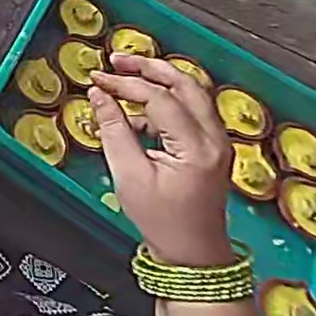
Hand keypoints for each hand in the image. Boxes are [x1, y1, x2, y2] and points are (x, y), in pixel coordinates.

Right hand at [88, 53, 235, 266]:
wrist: (193, 254)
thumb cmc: (162, 220)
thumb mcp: (129, 174)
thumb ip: (113, 130)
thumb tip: (100, 96)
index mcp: (196, 147)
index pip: (159, 98)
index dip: (124, 84)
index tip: (97, 80)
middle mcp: (214, 139)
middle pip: (186, 83)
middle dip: (148, 67)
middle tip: (117, 61)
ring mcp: (217, 142)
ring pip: (192, 93)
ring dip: (160, 79)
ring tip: (126, 75)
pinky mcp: (211, 146)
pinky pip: (190, 110)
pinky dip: (164, 100)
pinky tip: (137, 111)